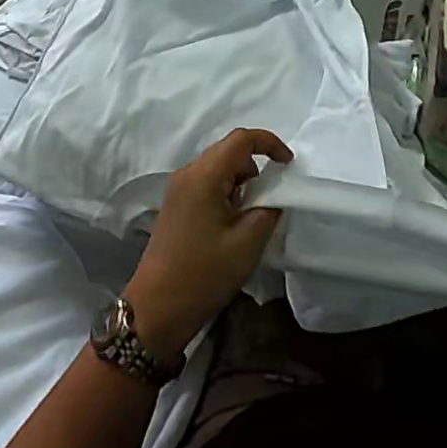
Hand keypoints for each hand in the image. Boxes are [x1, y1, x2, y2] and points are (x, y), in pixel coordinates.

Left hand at [124, 129, 292, 362]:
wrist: (157, 308)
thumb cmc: (204, 274)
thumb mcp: (247, 243)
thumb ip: (268, 209)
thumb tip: (274, 194)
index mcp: (204, 176)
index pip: (241, 139)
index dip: (270, 143)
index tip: (289, 165)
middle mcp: (188, 173)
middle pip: (228, 150)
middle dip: (256, 164)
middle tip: (274, 193)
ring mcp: (178, 188)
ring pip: (218, 166)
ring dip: (242, 179)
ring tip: (254, 211)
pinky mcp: (176, 204)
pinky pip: (207, 182)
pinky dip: (227, 190)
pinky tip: (234, 219)